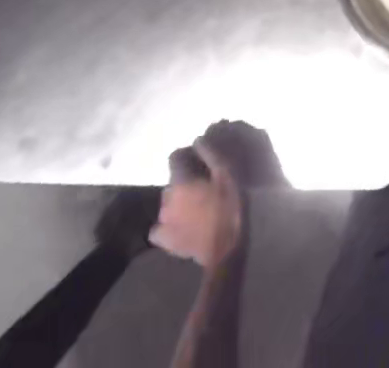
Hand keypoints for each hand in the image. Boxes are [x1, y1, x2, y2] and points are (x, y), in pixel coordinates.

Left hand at [151, 141, 243, 267]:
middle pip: (172, 180)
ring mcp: (163, 221)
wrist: (226, 249)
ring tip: (196, 207)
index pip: (175, 157)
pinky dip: (168, 224)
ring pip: (167, 202)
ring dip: (178, 200)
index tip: (201, 160)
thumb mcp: (227, 174)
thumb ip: (210, 154)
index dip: (187, 155)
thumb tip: (197, 139)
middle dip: (184, 179)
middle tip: (204, 186)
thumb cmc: (229, 207)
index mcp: (181, 180)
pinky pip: (159, 228)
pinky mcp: (165, 240)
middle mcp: (166, 197)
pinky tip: (181, 226)